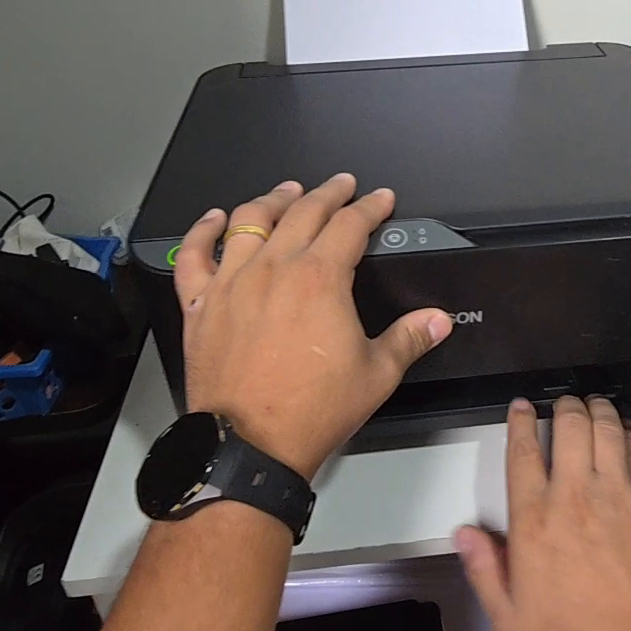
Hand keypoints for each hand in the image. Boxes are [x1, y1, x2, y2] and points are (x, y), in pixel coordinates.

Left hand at [172, 174, 452, 478]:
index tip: (379, 199)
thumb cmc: (310, 410)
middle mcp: (274, 270)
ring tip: (287, 191)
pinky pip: (195, 255)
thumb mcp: (376, 374)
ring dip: (274, 200)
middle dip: (329, 192)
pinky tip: (214, 219)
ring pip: (250, 220)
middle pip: (303, 211)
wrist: (250, 446)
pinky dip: (202, 231)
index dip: (370, 206)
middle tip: (342, 184)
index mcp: (320, 279)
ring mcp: (234, 283)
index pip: (350, 224)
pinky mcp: (203, 305)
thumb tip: (436, 320)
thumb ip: (409, 338)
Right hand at [454, 396, 630, 630]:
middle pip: (569, 425)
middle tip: (562, 404)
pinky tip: (625, 432)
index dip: (520, 421)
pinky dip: (628, 434)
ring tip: (592, 404)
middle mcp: (576, 497)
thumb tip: (465, 537)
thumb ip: (484, 571)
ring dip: (598, 410)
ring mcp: (618, 496)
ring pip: (607, 429)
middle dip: (564, 406)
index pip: (523, 451)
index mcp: (536, 520)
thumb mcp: (512, 621)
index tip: (521, 409)